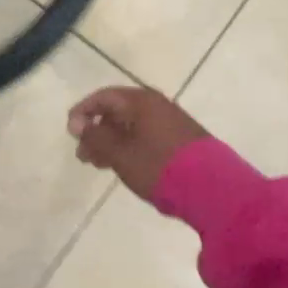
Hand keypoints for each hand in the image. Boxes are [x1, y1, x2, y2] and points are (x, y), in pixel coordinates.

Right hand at [68, 86, 210, 201]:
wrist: (217, 190)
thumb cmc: (159, 166)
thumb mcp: (119, 153)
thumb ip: (95, 137)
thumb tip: (77, 123)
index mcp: (140, 101)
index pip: (102, 97)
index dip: (82, 112)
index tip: (70, 132)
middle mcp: (157, 105)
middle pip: (117, 111)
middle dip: (97, 131)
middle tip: (84, 155)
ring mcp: (173, 123)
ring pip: (132, 126)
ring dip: (112, 142)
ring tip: (101, 165)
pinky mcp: (184, 141)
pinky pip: (147, 136)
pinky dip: (131, 147)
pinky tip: (127, 166)